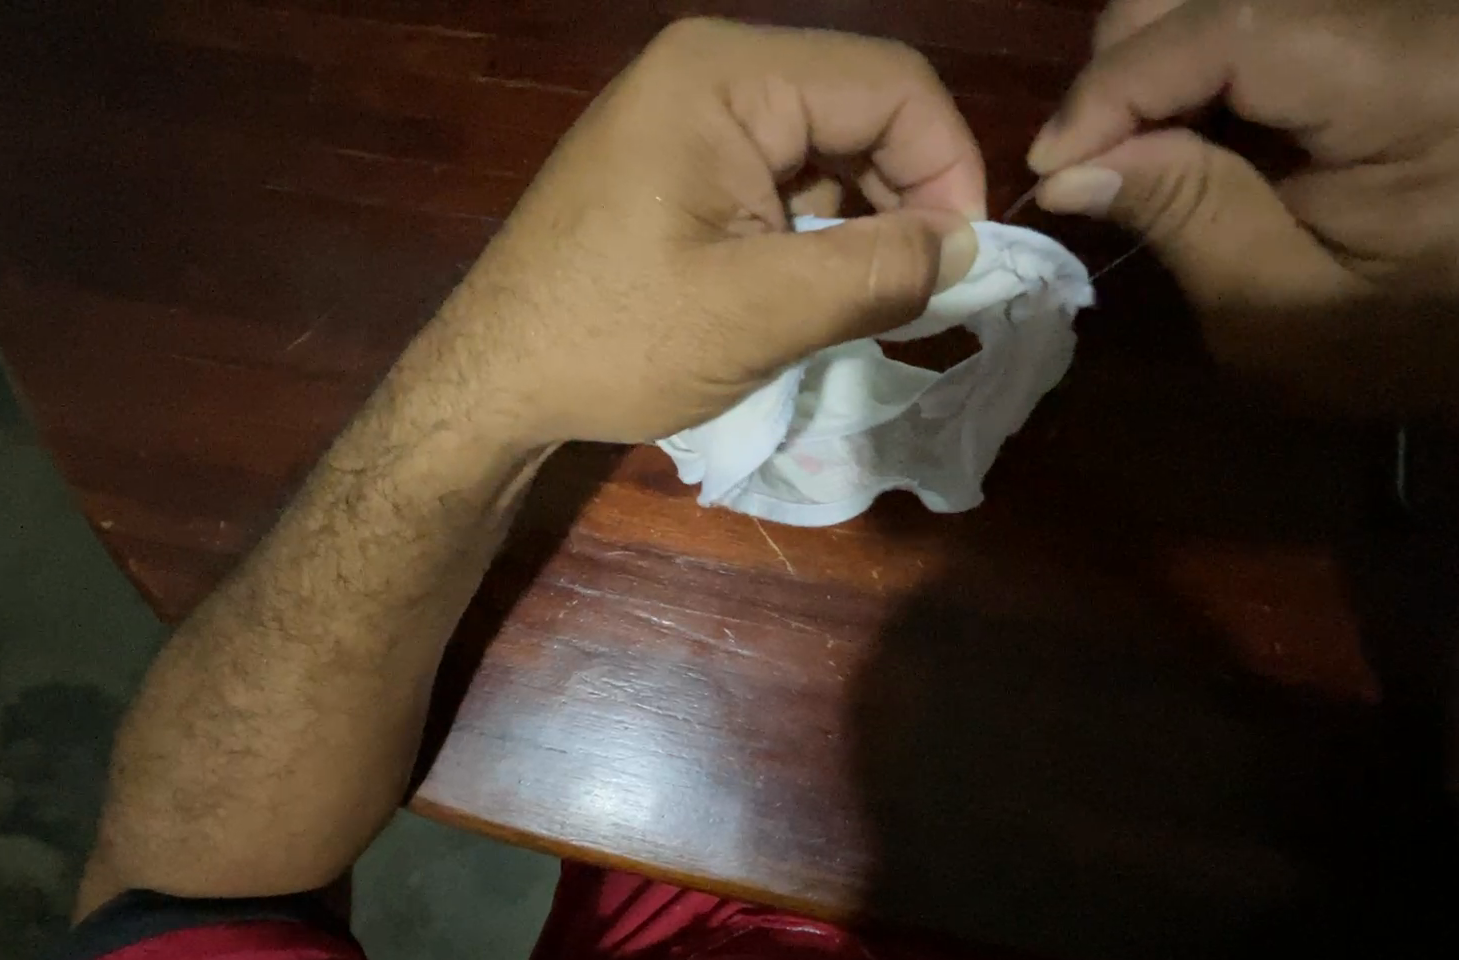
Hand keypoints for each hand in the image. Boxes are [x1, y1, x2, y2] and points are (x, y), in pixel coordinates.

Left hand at [407, 18, 986, 446]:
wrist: (495, 382)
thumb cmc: (615, 341)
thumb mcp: (758, 312)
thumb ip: (875, 273)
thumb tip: (963, 249)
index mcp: (725, 77)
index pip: (888, 84)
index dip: (946, 166)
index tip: (962, 260)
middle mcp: (703, 80)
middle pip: (851, 116)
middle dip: (899, 201)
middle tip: (916, 292)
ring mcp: (677, 129)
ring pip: (812, 161)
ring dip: (850, 230)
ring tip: (858, 304)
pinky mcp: (665, 179)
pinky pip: (764, 192)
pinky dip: (801, 241)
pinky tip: (801, 295)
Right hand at [1027, 0, 1458, 414]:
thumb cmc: (1410, 352)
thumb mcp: (1275, 311)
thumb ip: (1184, 216)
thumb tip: (1066, 170)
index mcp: (1437, 84)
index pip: (1240, 26)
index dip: (1118, 85)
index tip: (1046, 165)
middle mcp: (1458, 3)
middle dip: (1129, 64)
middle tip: (1090, 161)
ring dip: (1158, 61)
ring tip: (1133, 147)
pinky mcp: (1422, 14)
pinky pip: (1274, 11)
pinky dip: (1200, 63)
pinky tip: (1186, 127)